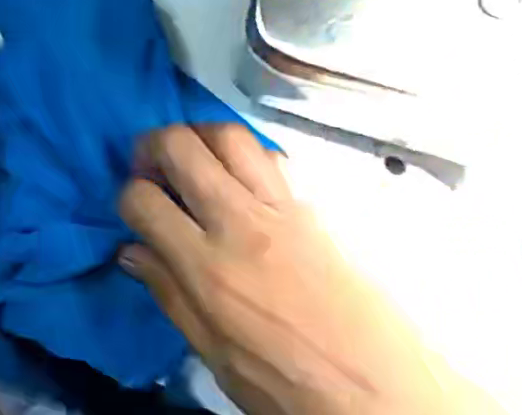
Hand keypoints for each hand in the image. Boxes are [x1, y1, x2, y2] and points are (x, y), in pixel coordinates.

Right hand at [119, 125, 499, 414]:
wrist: (395, 403)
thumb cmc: (294, 389)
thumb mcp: (217, 358)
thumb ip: (169, 295)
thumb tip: (131, 250)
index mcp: (208, 268)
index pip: (142, 199)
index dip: (127, 198)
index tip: (135, 211)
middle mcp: (239, 223)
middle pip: (178, 145)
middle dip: (150, 146)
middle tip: (152, 169)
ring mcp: (280, 209)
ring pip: (226, 133)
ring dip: (198, 137)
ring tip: (193, 161)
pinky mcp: (313, 208)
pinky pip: (270, 155)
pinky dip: (245, 154)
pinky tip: (240, 178)